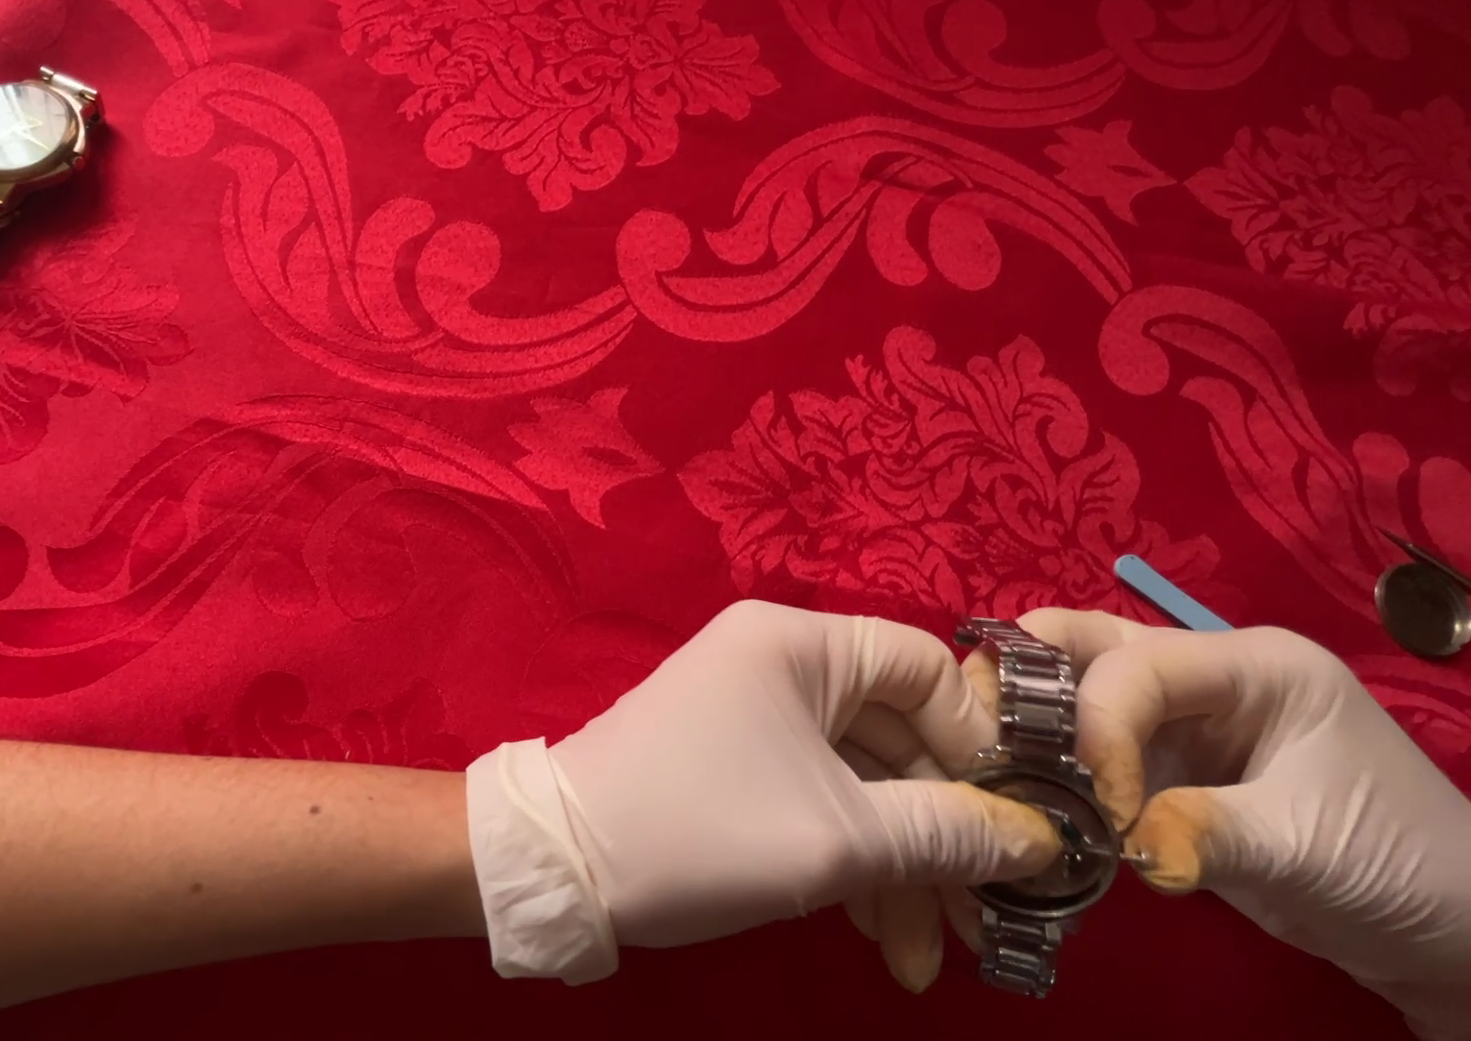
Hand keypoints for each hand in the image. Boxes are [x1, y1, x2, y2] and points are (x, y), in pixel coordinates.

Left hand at [465, 601, 1058, 986]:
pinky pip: (816, 796)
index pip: (922, 667)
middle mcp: (776, 664)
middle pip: (895, 735)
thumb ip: (946, 833)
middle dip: (941, 832)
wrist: (566, 865)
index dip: (975, 742)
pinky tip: (879, 935)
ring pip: (858, 780)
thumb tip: (1035, 838)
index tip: (1008, 822)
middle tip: (986, 921)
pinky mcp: (737, 762)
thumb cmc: (702, 829)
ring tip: (927, 956)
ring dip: (899, 865)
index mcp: (796, 645)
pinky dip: (850, 858)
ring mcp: (754, 714)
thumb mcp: (837, 837)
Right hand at [1010, 610, 1470, 1039]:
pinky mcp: (1153, 749)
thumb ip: (1204, 832)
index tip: (1097, 802)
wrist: (1446, 932)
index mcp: (1254, 664)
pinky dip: (1043, 748)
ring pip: (1068, 677)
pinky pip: (1078, 730)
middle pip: (1083, 638)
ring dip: (1023, 709)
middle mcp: (1202, 667)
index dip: (1098, 725)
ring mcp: (1175, 707)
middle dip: (1023, 675)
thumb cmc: (1405, 870)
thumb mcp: (1308, 850)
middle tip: (982, 726)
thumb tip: (1115, 840)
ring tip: (990, 749)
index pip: (1136, 667)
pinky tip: (1021, 775)